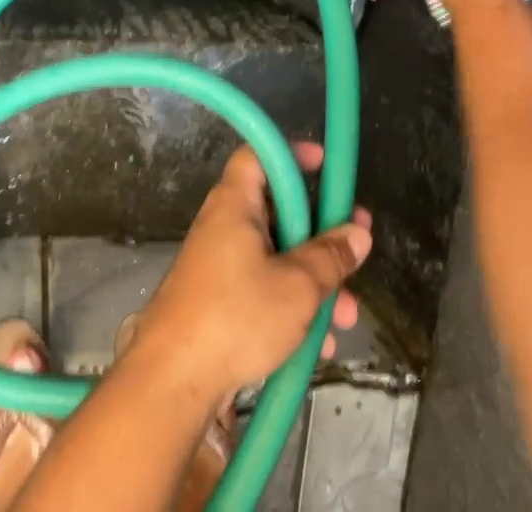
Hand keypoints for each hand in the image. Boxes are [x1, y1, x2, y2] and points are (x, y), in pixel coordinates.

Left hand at [125, 141, 372, 403]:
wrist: (174, 377)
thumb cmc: (237, 316)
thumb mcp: (298, 286)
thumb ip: (330, 257)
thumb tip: (357, 233)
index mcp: (234, 206)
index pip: (258, 157)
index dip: (291, 155)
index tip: (324, 166)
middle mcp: (222, 227)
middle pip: (276, 214)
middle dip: (320, 238)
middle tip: (356, 251)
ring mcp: (217, 266)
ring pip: (275, 259)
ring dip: (313, 284)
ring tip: (346, 318)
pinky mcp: (217, 302)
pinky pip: (261, 291)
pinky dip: (290, 309)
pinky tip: (317, 344)